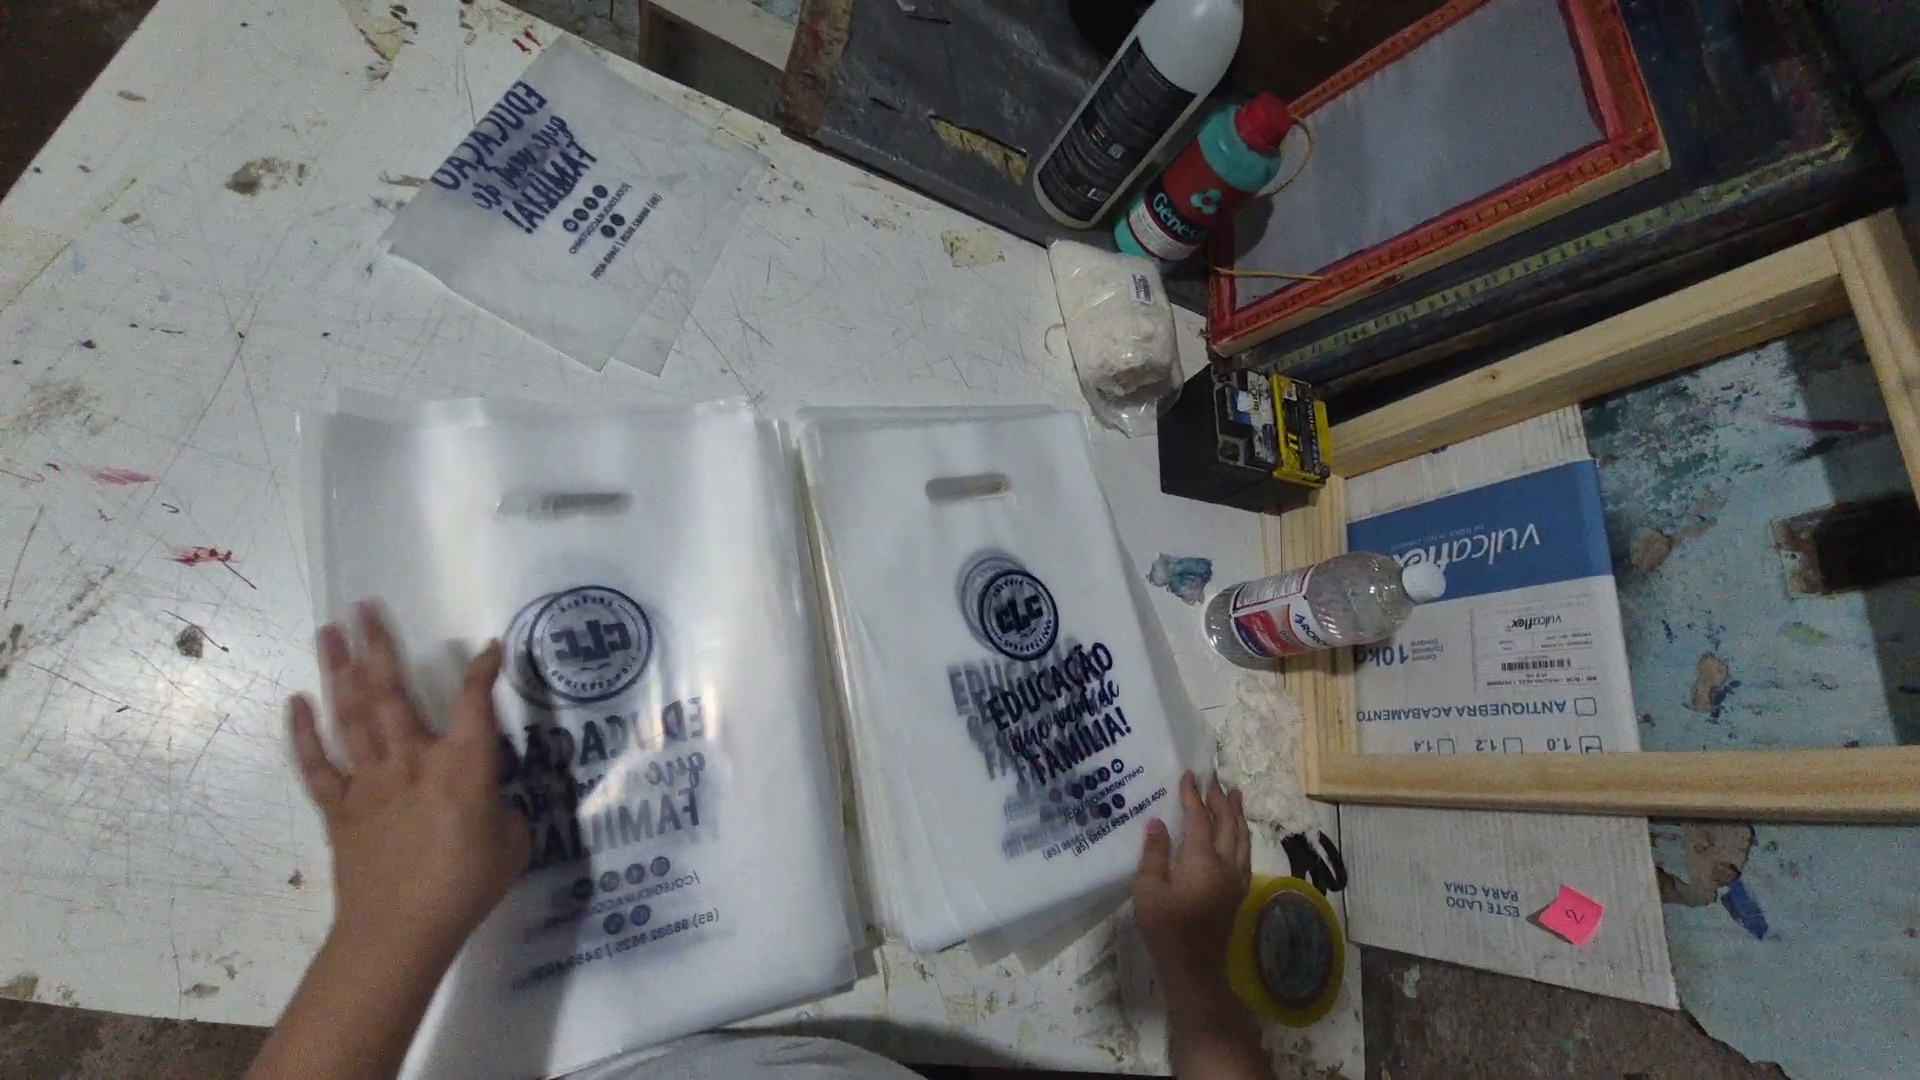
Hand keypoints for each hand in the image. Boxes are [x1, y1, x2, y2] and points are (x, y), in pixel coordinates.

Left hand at [289, 603, 529, 961]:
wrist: (398, 934)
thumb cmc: (467, 884)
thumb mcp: (512, 839)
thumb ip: (501, 805)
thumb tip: (486, 796)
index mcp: (463, 766)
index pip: (475, 703)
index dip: (484, 670)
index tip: (491, 646)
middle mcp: (412, 761)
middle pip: (391, 693)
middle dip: (379, 646)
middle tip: (365, 606)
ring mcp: (369, 782)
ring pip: (351, 716)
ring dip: (340, 670)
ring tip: (331, 631)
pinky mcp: (340, 808)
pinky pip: (317, 765)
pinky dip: (304, 732)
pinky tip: (298, 700)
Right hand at [1134, 771, 1251, 1000]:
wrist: (1195, 969)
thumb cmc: (1167, 929)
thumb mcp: (1149, 890)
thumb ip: (1155, 853)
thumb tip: (1157, 822)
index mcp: (1202, 861)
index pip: (1200, 819)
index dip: (1194, 796)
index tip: (1189, 775)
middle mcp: (1225, 866)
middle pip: (1228, 825)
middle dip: (1221, 800)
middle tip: (1215, 780)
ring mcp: (1235, 880)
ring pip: (1242, 839)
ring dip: (1237, 815)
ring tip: (1236, 796)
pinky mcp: (1237, 893)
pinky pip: (1245, 854)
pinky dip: (1241, 836)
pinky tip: (1238, 835)